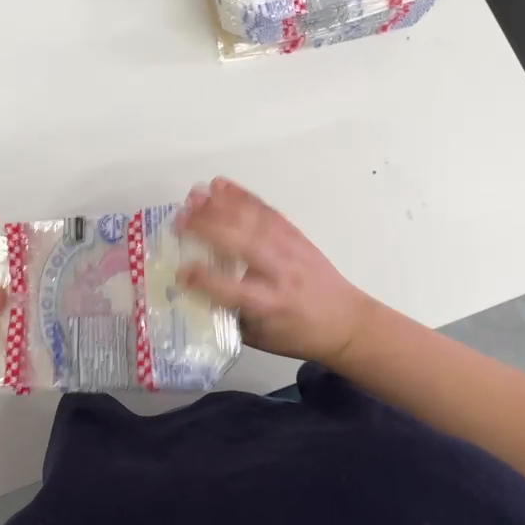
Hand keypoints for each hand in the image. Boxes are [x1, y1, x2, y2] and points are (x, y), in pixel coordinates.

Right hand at [176, 179, 375, 365]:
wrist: (346, 322)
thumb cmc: (297, 334)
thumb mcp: (258, 338)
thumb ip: (226, 317)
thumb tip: (190, 295)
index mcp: (267, 303)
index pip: (229, 289)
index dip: (202, 280)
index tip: (179, 272)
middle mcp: (278, 272)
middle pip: (241, 243)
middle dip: (207, 227)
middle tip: (179, 219)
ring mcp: (289, 249)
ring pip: (252, 221)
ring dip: (221, 205)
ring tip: (195, 195)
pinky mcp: (295, 235)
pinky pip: (266, 211)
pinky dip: (242, 196)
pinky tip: (221, 186)